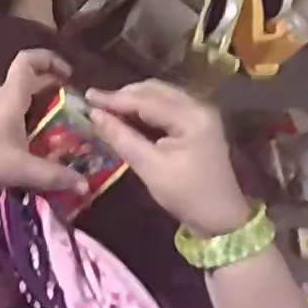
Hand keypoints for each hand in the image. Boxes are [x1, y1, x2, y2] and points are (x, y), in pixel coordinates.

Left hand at [0, 50, 90, 194]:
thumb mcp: (22, 168)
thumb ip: (54, 176)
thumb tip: (85, 186)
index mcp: (11, 96)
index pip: (28, 60)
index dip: (50, 59)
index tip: (69, 73)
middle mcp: (1, 98)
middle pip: (28, 78)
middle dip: (52, 84)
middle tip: (73, 102)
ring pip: (20, 96)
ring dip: (40, 102)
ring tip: (60, 123)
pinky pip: (12, 112)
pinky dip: (27, 117)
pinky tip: (36, 139)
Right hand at [84, 81, 253, 236]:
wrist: (221, 217)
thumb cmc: (186, 195)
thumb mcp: (150, 168)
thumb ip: (122, 138)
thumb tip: (94, 115)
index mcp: (191, 117)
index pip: (145, 101)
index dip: (114, 98)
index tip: (87, 96)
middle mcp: (199, 106)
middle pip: (154, 90)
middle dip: (124, 95)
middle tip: (95, 102)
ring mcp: (201, 112)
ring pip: (160, 94)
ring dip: (134, 98)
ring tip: (108, 107)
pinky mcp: (198, 120)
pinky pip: (167, 104)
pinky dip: (145, 106)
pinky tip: (128, 114)